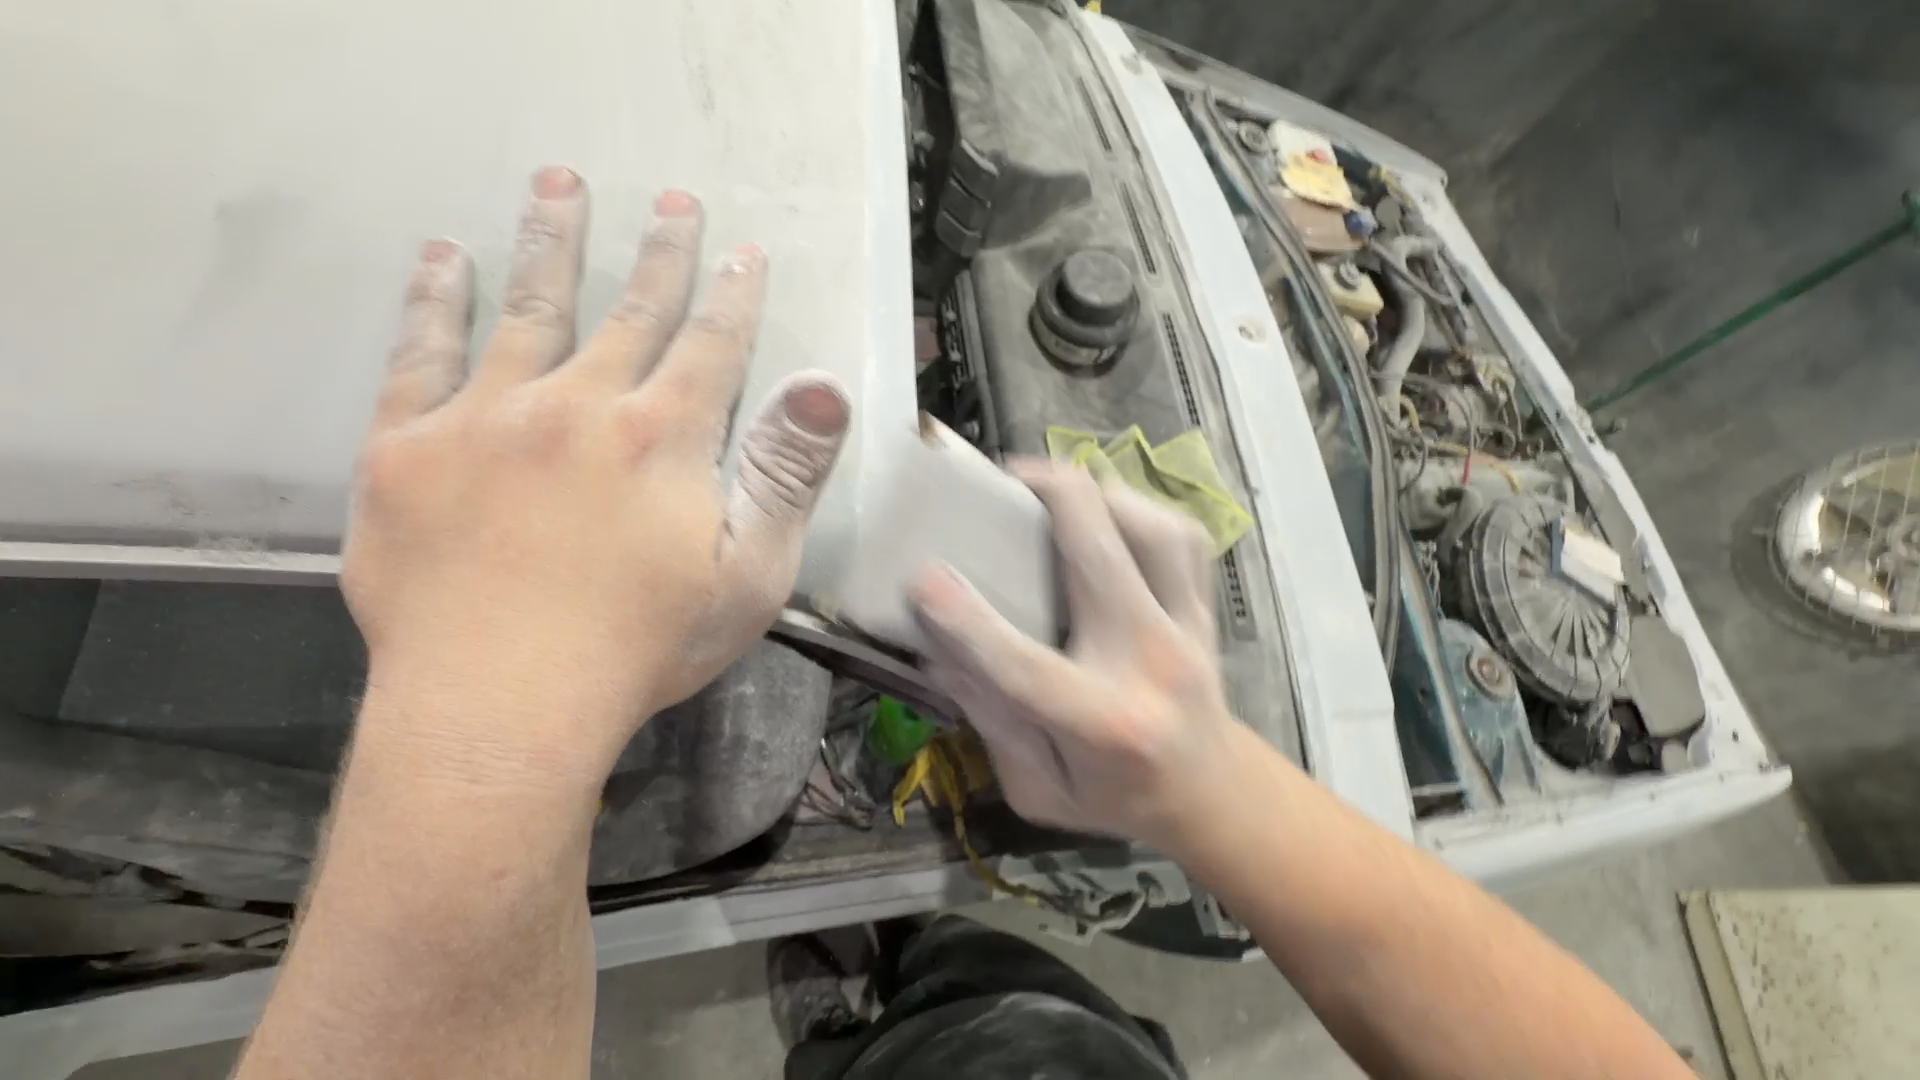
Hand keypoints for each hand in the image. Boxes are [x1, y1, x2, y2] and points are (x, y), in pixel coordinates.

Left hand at [341, 166, 849, 786]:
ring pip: (528, 310)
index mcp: (664, 437)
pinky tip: (445, 261)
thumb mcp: (750, 575)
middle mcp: (579, 404)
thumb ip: (787, 475)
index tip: (744, 252)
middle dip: (660, 253)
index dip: (734, 296)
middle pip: (630, 311)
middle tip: (673, 200)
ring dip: (552, 244)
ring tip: (560, 186)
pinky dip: (434, 303)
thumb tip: (820, 384)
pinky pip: (420, 357)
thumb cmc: (643, 648)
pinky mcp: (409, 447)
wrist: (499, 708)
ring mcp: (487, 418)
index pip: (712, 344)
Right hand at [909, 460, 1245, 852]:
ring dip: (1102, 494)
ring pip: (1155, 532)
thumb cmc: (1113, 797)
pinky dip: (1143, 509)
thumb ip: (990, 720)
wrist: (1212, 796)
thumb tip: (935, 655)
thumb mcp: (1037, 788)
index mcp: (1100, 725)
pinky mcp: (1206, 611)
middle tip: (1007, 478)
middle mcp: (1149, 666)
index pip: (1022, 666)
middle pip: (1101, 560)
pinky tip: (1106, 506)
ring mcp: (1188, 631)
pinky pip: (1184, 538)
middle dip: (1052, 499)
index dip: (967, 621)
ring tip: (1055, 484)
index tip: (922, 576)